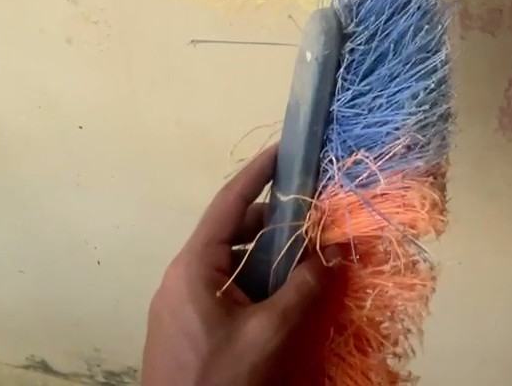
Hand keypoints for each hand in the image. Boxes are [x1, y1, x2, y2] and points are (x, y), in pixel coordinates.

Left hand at [143, 145, 332, 385]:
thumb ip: (303, 289)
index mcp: (192, 267)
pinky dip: (253, 279)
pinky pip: (223, 285)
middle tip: (311, 219)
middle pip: (231, 230)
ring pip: (229, 259)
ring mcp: (180, 303)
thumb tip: (331, 254)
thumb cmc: (219, 382)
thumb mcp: (268, 335)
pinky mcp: (186, 326)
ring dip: (265, 254)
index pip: (229, 202)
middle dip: (273, 221)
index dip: (258, 172)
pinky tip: (281, 294)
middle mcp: (181, 276)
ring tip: (302, 260)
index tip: (285, 149)